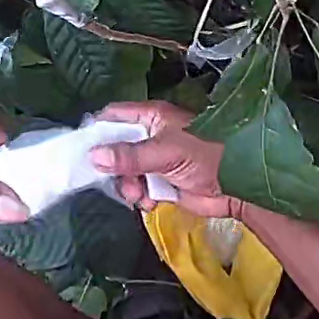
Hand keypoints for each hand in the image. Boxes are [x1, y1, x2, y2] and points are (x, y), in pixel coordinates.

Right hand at [87, 101, 245, 218]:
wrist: (236, 188)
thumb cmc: (205, 156)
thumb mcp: (165, 152)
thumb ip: (131, 156)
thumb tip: (94, 156)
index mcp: (152, 117)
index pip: (115, 115)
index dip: (98, 128)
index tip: (83, 147)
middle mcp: (151, 135)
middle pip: (116, 147)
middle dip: (113, 166)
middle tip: (117, 181)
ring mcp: (155, 159)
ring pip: (125, 171)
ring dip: (128, 185)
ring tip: (139, 195)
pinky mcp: (161, 182)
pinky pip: (138, 188)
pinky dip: (140, 197)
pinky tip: (150, 202)